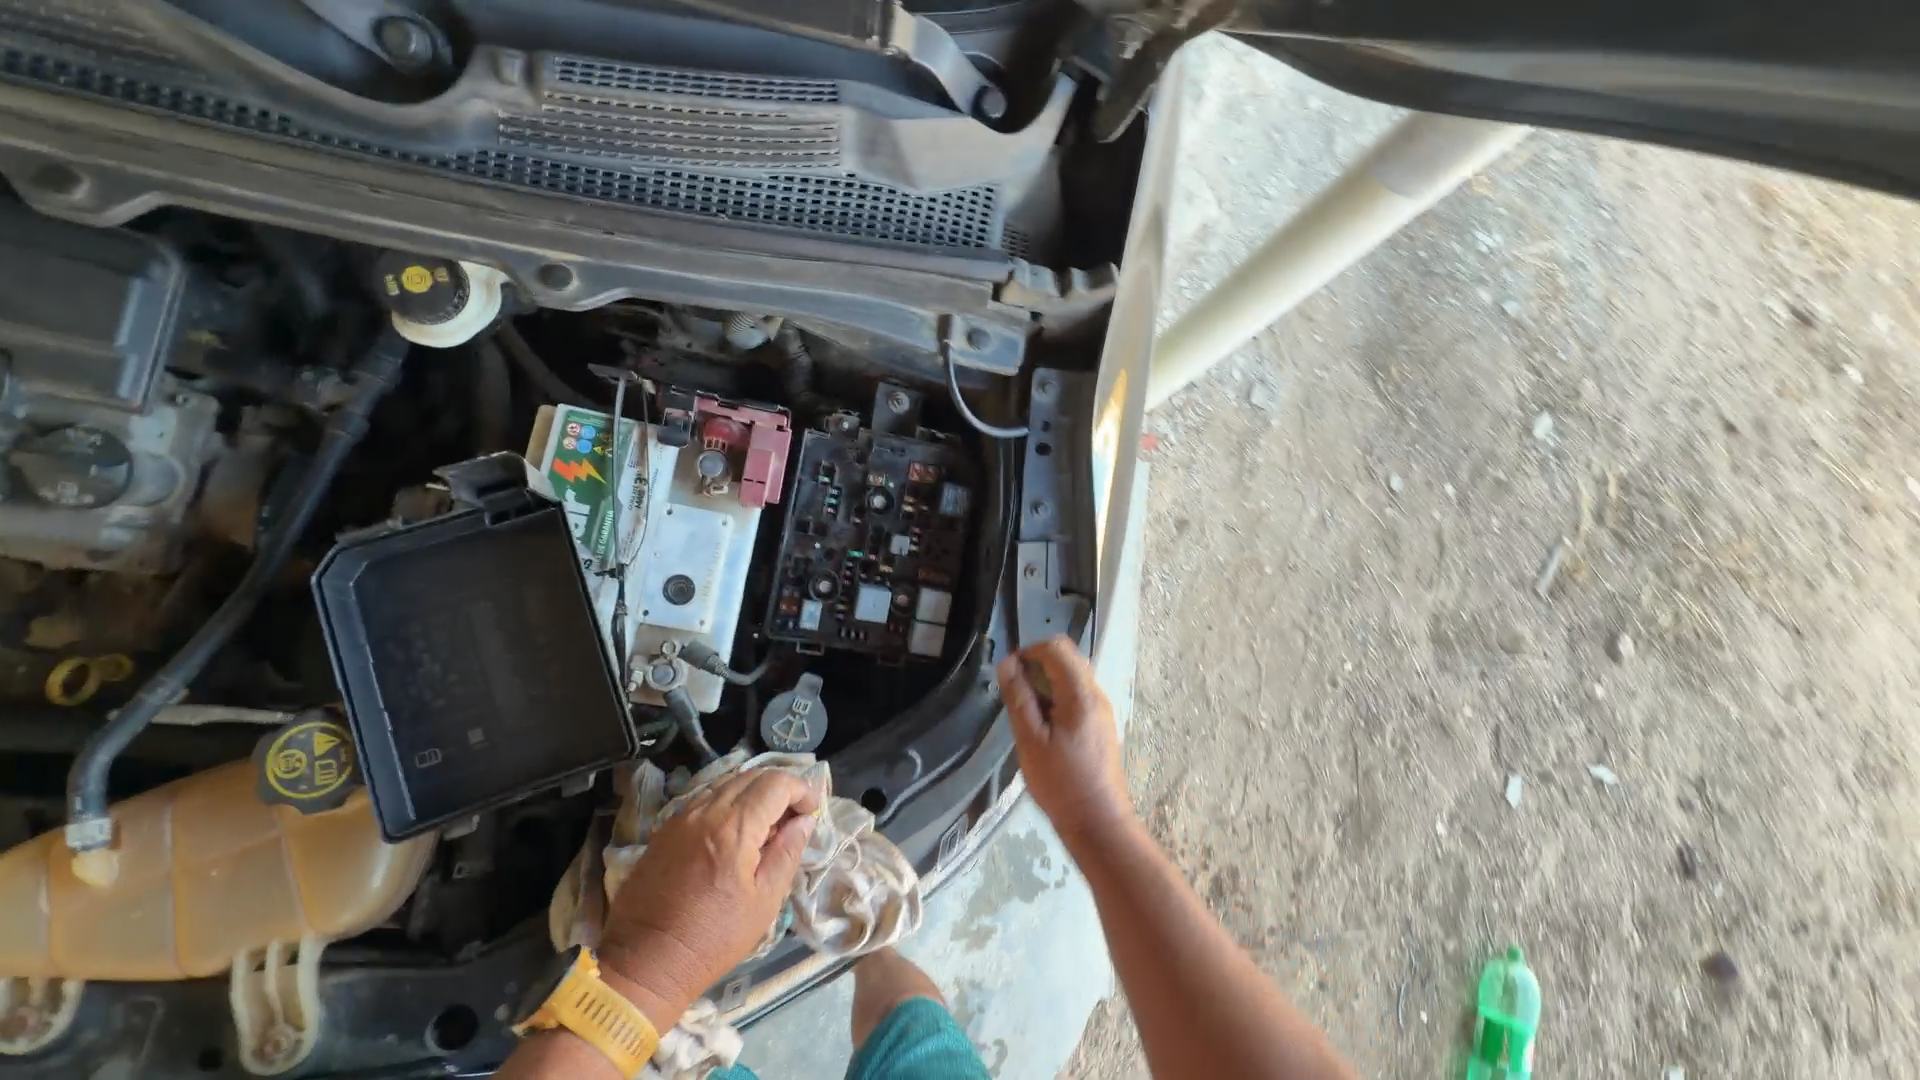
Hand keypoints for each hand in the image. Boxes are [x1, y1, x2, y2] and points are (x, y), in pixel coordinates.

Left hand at [598, 769, 820, 1028]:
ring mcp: (681, 818)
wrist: (646, 962)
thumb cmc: (713, 938)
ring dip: (753, 793)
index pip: (777, 783)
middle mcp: (706, 811)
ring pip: (727, 784)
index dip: (801, 790)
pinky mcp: (665, 830)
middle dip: (780, 788)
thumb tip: (804, 821)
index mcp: (734, 827)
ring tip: (766, 825)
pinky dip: (728, 804)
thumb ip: (787, 852)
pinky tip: (734, 833)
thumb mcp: (764, 901)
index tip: (811, 811)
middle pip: (752, 776)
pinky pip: (704, 800)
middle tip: (793, 817)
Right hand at [997, 636, 1134, 849]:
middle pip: (1068, 658)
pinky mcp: (1101, 725)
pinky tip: (1044, 725)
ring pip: (1073, 677)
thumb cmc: (1061, 782)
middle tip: (1016, 691)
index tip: (1010, 672)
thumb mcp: (1030, 740)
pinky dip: (1058, 697)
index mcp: (1080, 695)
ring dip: (1047, 682)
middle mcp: (1096, 695)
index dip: (1029, 650)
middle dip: (1038, 664)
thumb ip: (1019, 698)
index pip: (1057, 648)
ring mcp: (1102, 710)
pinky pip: (1078, 695)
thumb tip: (1007, 664)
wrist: (1097, 820)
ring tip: (1027, 711)